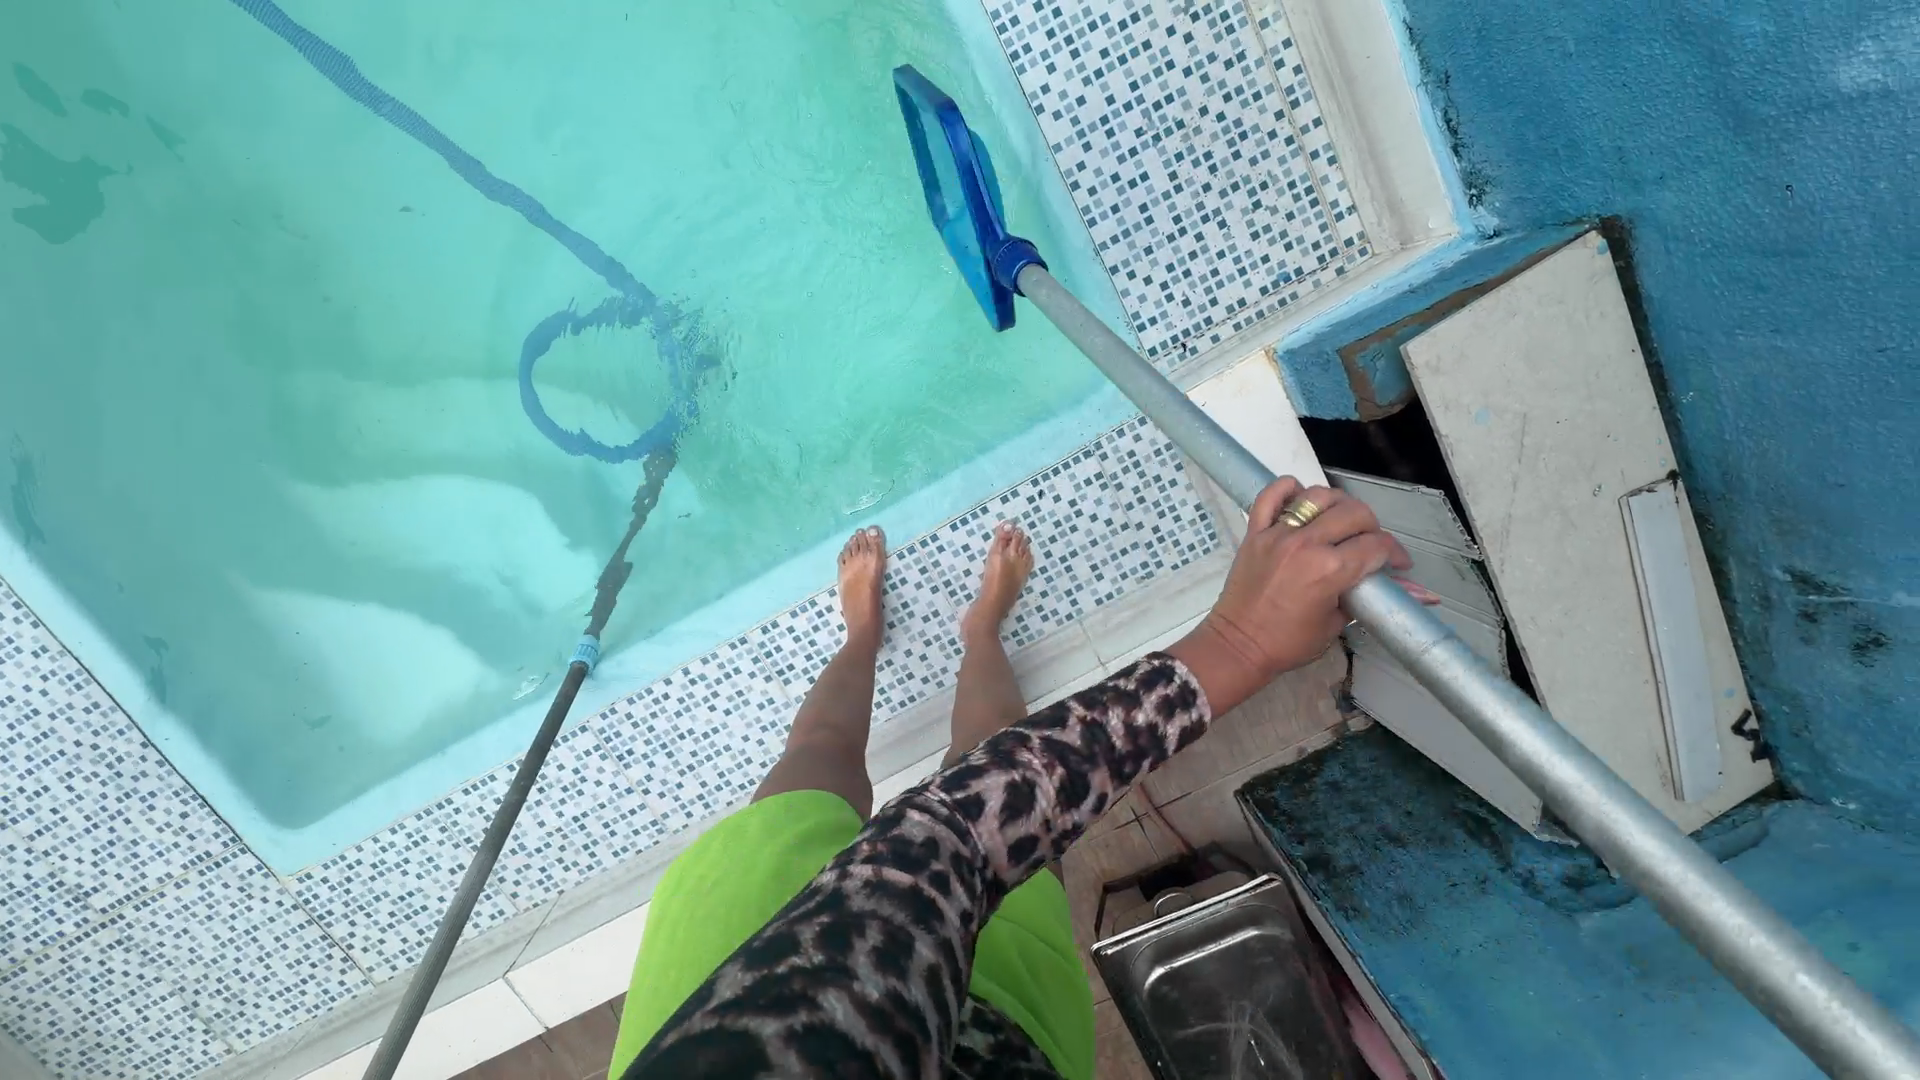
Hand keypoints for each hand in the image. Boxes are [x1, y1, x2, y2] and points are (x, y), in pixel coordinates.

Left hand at [1168, 476, 1418, 713]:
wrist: (1238, 643)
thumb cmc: (1289, 642)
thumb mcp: (1339, 622)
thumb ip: (1375, 598)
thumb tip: (1427, 595)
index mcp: (1329, 570)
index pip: (1377, 544)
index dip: (1395, 553)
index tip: (1397, 565)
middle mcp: (1305, 544)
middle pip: (1354, 513)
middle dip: (1371, 527)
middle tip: (1368, 546)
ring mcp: (1276, 534)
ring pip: (1317, 496)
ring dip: (1337, 504)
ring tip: (1340, 524)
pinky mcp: (1254, 532)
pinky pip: (1270, 495)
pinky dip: (1287, 489)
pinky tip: (1301, 501)